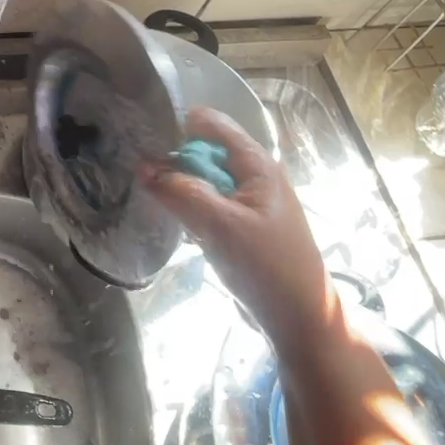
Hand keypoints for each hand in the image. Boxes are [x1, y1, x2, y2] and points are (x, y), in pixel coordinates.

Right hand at [147, 107, 337, 349]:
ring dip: (178, 185)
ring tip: (151, 198)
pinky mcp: (241, 224)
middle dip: (172, 159)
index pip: (209, 123)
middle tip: (142, 179)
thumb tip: (142, 167)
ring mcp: (248, 200)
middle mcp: (253, 174)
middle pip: (202, 150)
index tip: (144, 145)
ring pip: (202, 178)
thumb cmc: (268, 266)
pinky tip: (172, 221)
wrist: (303, 321)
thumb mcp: (221, 226)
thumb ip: (180, 192)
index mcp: (257, 163)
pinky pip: (206, 202)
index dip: (176, 128)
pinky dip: (188, 206)